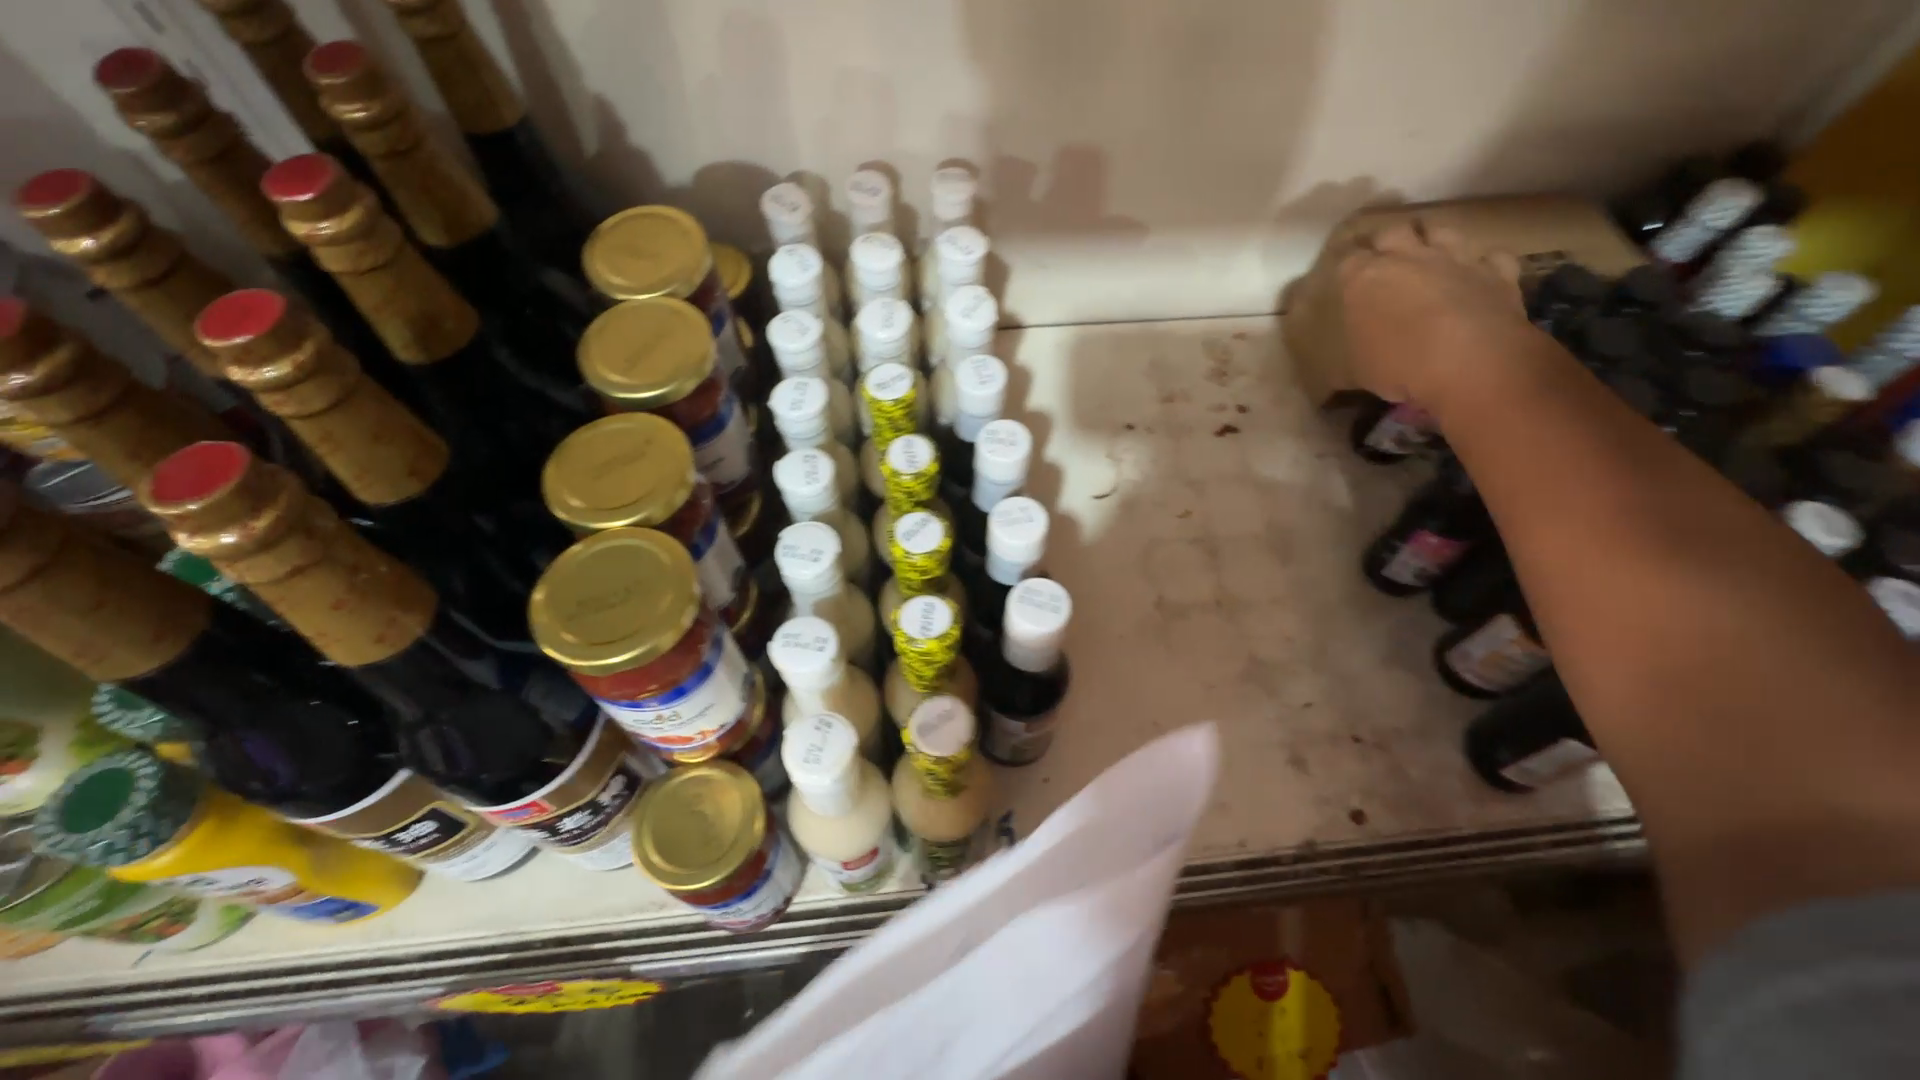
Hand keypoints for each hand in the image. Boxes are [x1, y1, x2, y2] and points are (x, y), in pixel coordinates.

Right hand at [1338, 222, 1531, 410]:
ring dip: (1433, 239)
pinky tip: (1481, 275)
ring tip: (1430, 255)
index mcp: (1364, 279)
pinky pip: (1492, 257)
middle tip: (1384, 260)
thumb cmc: (1399, 365)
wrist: (1471, 362)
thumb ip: (1346, 363)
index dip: (1347, 267)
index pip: (1347, 259)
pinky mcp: (1496, 272)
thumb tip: (1335, 377)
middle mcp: (1408, 258)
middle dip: (1386, 242)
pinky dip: (1486, 263)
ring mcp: (1455, 259)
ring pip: (1441, 230)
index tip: (1346, 278)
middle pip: (1392, 231)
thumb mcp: (1357, 372)